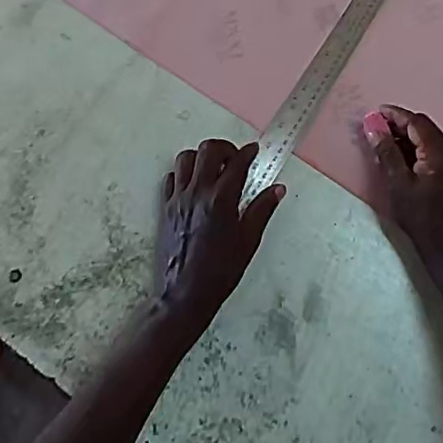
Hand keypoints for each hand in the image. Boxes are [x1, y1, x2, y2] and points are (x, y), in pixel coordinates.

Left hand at [155, 139, 284, 330]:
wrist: (184, 294)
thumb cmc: (219, 272)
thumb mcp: (248, 241)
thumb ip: (262, 210)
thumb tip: (276, 189)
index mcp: (221, 200)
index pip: (237, 163)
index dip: (248, 152)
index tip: (254, 151)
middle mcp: (198, 193)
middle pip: (208, 150)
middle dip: (224, 148)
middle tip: (234, 158)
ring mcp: (178, 198)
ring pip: (186, 158)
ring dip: (201, 158)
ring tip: (213, 170)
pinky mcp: (165, 207)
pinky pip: (171, 178)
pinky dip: (182, 174)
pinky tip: (193, 185)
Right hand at [366, 105, 442, 267]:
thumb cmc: (419, 216)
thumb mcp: (398, 182)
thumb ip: (387, 151)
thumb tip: (373, 126)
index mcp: (440, 152)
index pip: (416, 123)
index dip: (395, 115)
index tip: (375, 112)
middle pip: (423, 128)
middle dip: (399, 123)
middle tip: (375, 125)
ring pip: (426, 138)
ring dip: (405, 135)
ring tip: (381, 138)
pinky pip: (429, 150)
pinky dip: (412, 147)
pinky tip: (396, 154)